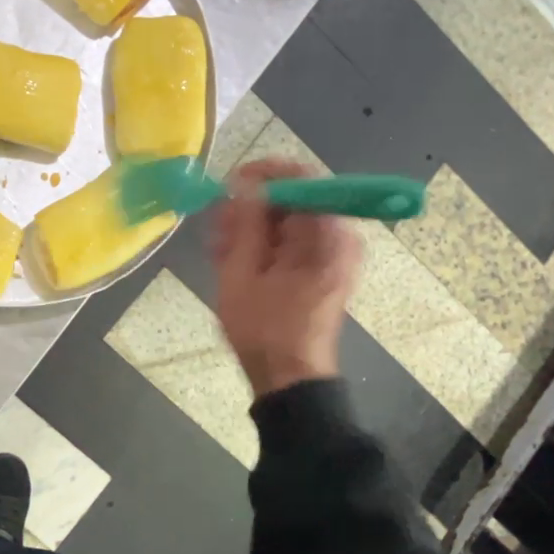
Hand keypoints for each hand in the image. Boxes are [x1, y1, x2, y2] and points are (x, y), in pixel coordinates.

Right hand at [211, 159, 361, 395]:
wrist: (288, 379)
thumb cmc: (264, 331)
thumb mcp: (242, 274)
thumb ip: (245, 222)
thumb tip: (244, 182)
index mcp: (327, 233)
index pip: (301, 177)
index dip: (261, 175)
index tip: (225, 188)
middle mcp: (338, 236)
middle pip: (293, 199)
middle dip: (250, 207)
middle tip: (215, 229)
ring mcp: (331, 253)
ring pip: (286, 221)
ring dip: (250, 229)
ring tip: (217, 251)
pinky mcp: (321, 269)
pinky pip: (289, 242)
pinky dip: (262, 246)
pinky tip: (232, 261)